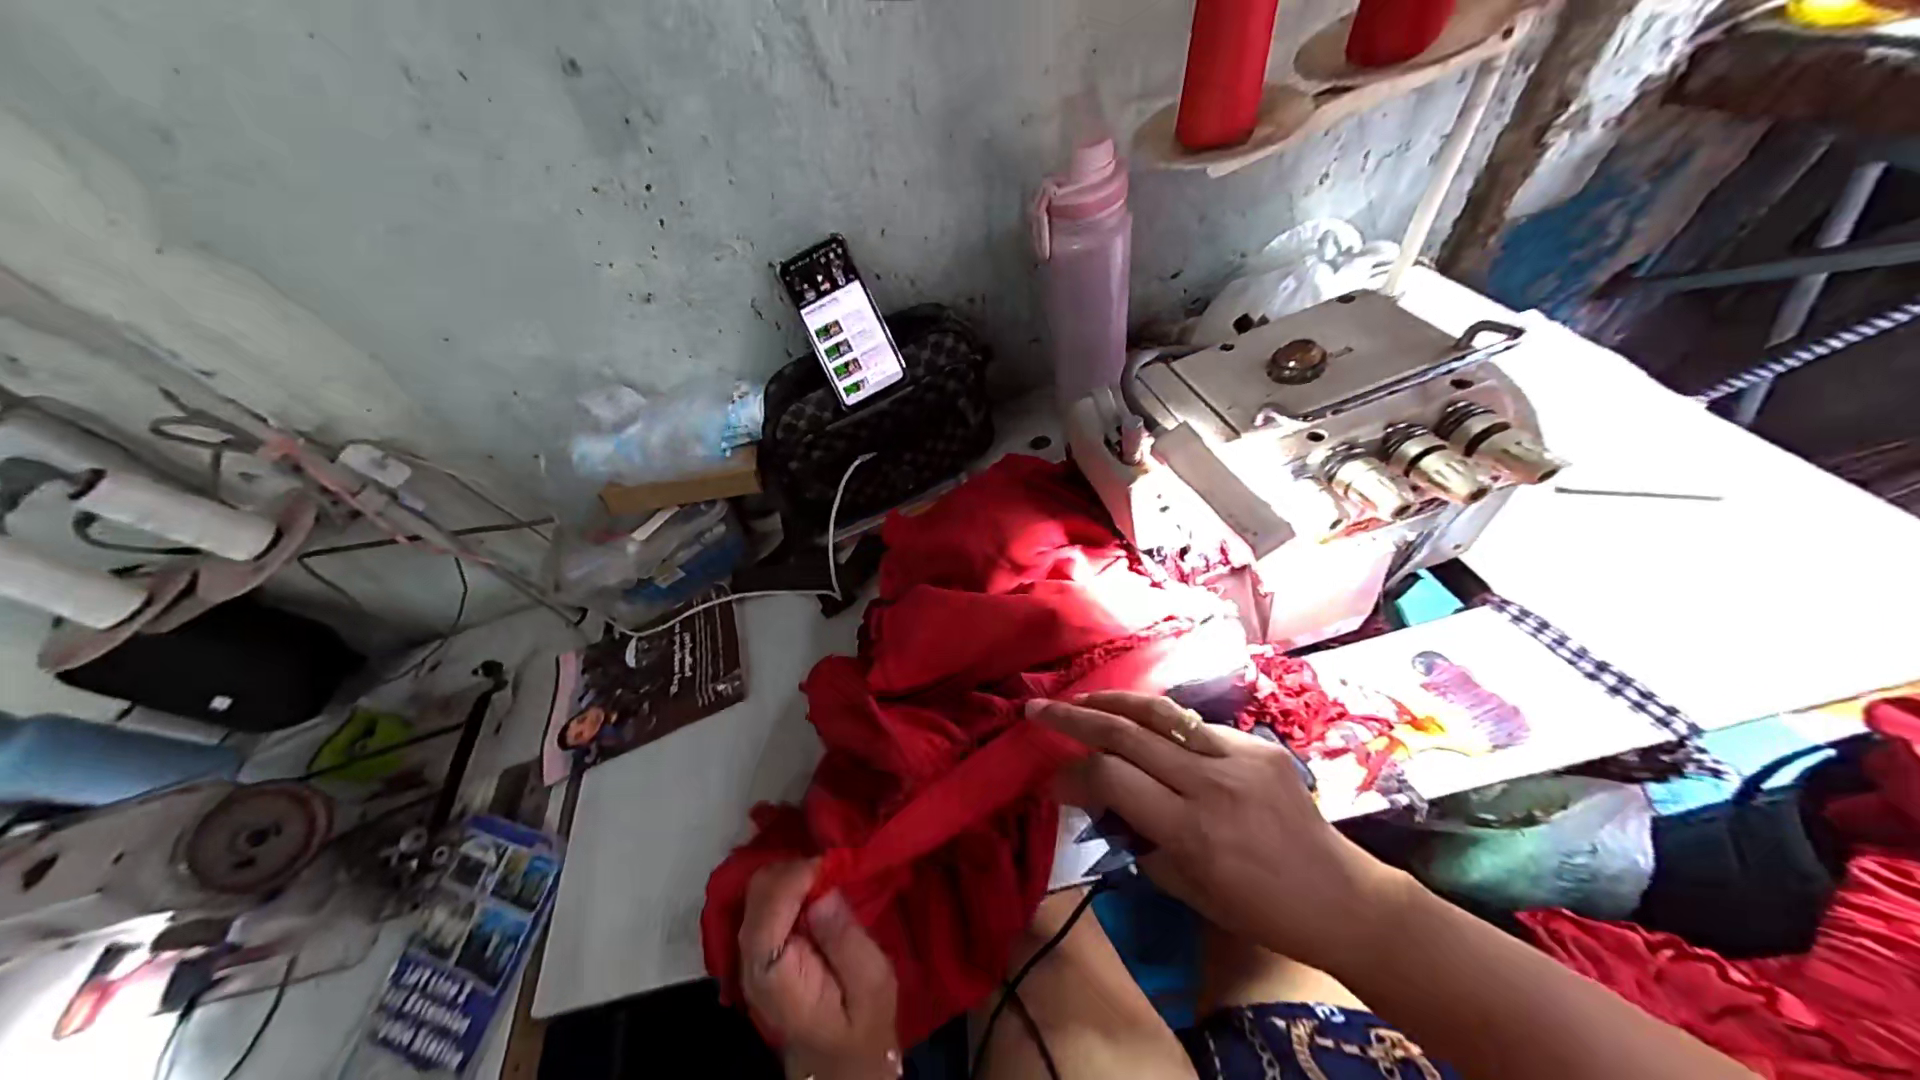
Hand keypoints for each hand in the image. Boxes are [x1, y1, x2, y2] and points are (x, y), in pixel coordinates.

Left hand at [739, 859, 900, 1079]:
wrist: (840, 1067)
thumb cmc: (861, 1026)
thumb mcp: (871, 983)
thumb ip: (845, 937)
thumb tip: (822, 891)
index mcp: (774, 976)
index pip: (767, 910)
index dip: (795, 877)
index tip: (831, 862)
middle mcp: (750, 964)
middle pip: (756, 895)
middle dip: (793, 870)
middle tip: (833, 866)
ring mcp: (749, 958)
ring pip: (756, 893)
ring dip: (789, 874)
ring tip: (827, 873)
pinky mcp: (758, 952)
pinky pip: (763, 902)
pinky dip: (786, 884)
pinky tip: (813, 886)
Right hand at [1033, 692, 1417, 974]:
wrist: (1340, 896)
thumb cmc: (1258, 909)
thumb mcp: (1185, 886)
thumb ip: (1138, 837)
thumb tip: (1099, 799)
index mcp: (1190, 830)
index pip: (1111, 778)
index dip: (1070, 773)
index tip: (1048, 779)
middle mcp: (1210, 783)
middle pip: (1125, 734)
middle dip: (1072, 718)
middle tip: (1037, 709)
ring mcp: (1238, 757)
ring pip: (1159, 714)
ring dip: (1112, 703)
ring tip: (1081, 699)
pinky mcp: (1259, 744)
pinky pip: (1195, 726)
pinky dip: (1161, 724)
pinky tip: (1145, 727)